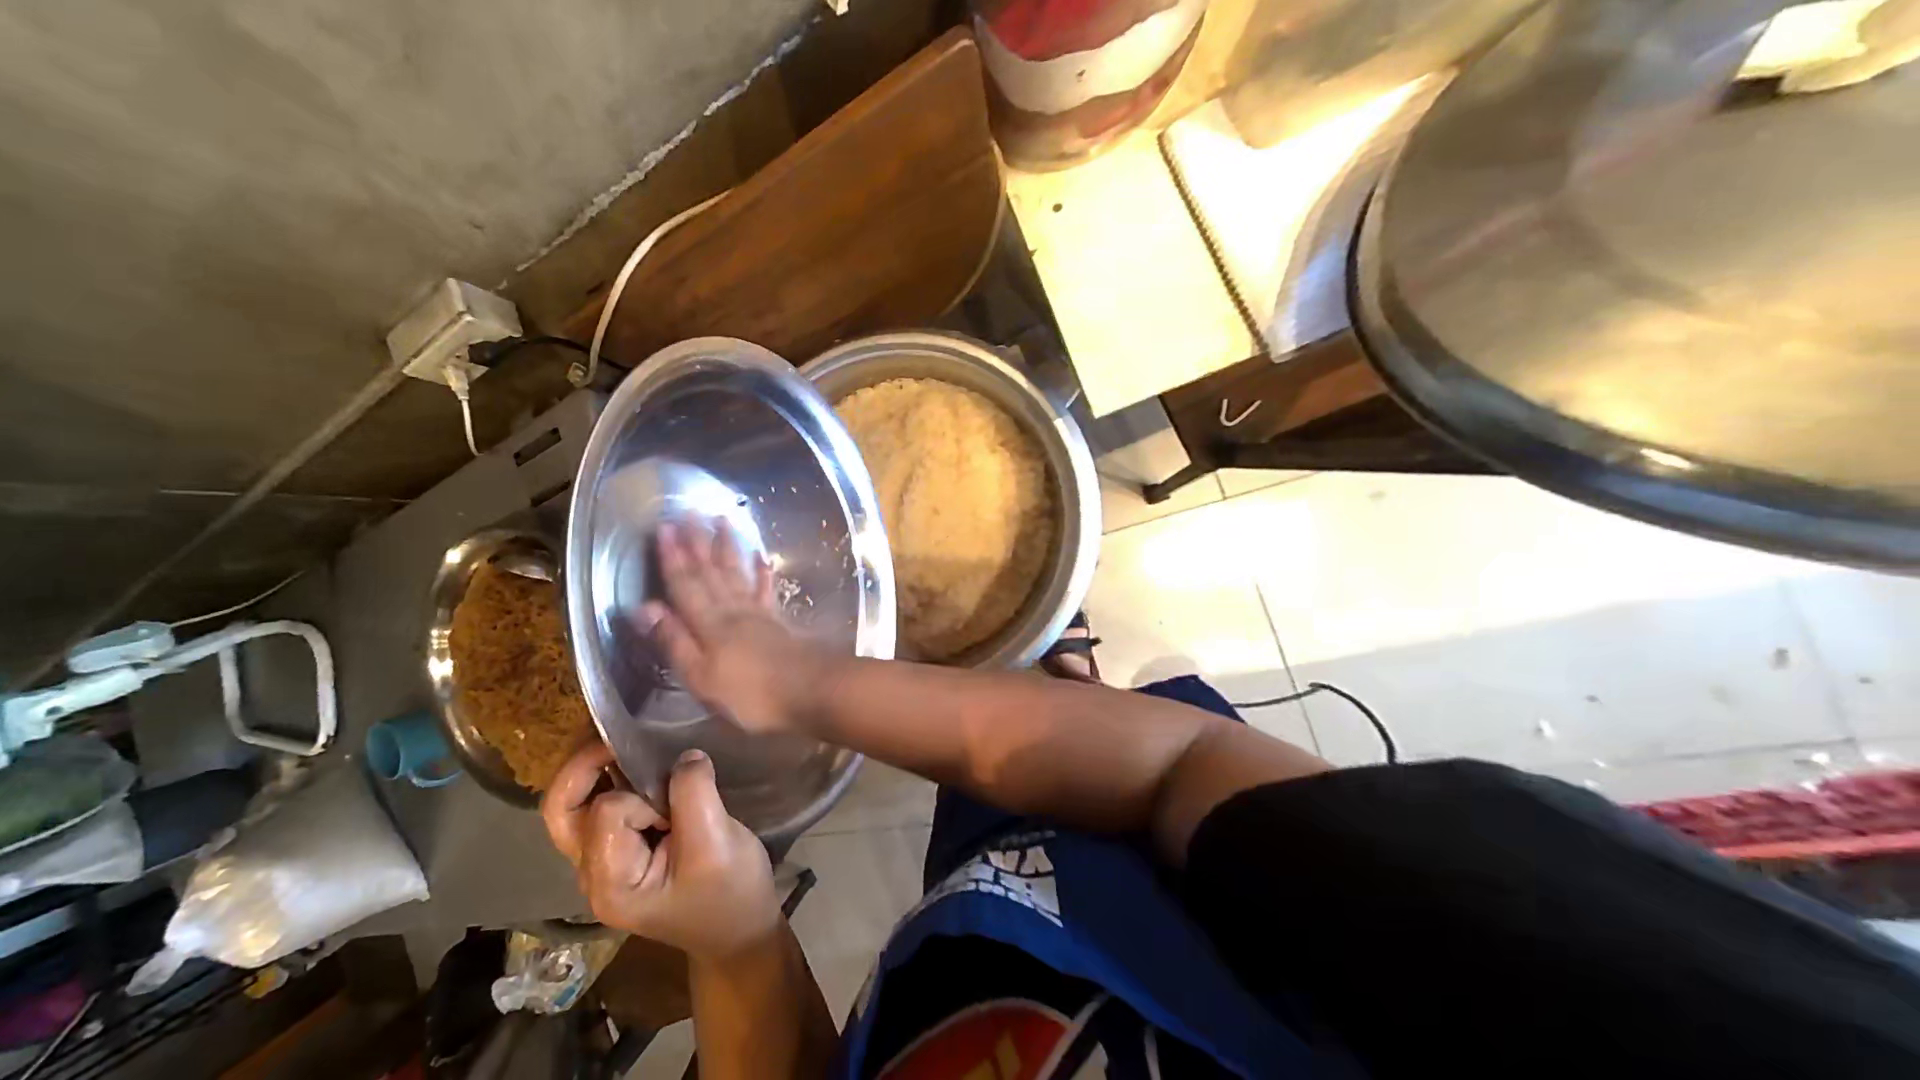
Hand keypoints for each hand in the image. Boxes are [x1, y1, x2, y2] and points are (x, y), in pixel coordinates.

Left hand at [542, 741, 779, 959]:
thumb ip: (692, 794)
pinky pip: (598, 808)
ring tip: (629, 746)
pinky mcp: (619, 850)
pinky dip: (614, 780)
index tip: (679, 808)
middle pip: (561, 808)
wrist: (740, 929)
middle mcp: (591, 872)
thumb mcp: (716, 843)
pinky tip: (643, 768)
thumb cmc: (730, 892)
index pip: (606, 812)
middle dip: (585, 766)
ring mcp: (602, 862)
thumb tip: (683, 755)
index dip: (644, 795)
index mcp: (610, 881)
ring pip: (574, 806)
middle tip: (620, 738)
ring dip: (597, 771)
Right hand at [643, 518, 841, 735]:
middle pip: (711, 572)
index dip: (672, 557)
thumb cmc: (749, 693)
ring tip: (723, 520)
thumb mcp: (700, 676)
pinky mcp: (778, 623)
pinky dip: (762, 572)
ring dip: (729, 547)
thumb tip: (643, 607)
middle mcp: (732, 611)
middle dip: (697, 542)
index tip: (664, 527)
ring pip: (738, 573)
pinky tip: (762, 557)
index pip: (685, 584)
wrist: (808, 690)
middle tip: (689, 510)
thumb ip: (673, 640)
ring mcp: (758, 614)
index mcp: (709, 624)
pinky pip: (766, 590)